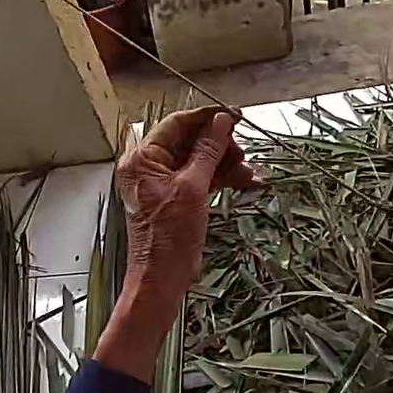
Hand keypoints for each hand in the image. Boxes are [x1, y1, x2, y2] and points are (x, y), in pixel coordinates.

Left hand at [95, 107, 259, 381]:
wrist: (163, 278)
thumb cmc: (169, 236)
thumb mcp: (192, 188)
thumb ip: (208, 151)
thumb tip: (221, 122)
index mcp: (143, 159)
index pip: (177, 124)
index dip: (207, 118)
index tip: (234, 115)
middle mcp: (150, 167)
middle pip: (190, 142)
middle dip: (220, 145)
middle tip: (243, 152)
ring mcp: (164, 184)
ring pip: (200, 161)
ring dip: (226, 164)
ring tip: (249, 172)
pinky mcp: (177, 199)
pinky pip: (201, 179)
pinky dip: (221, 180)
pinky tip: (246, 182)